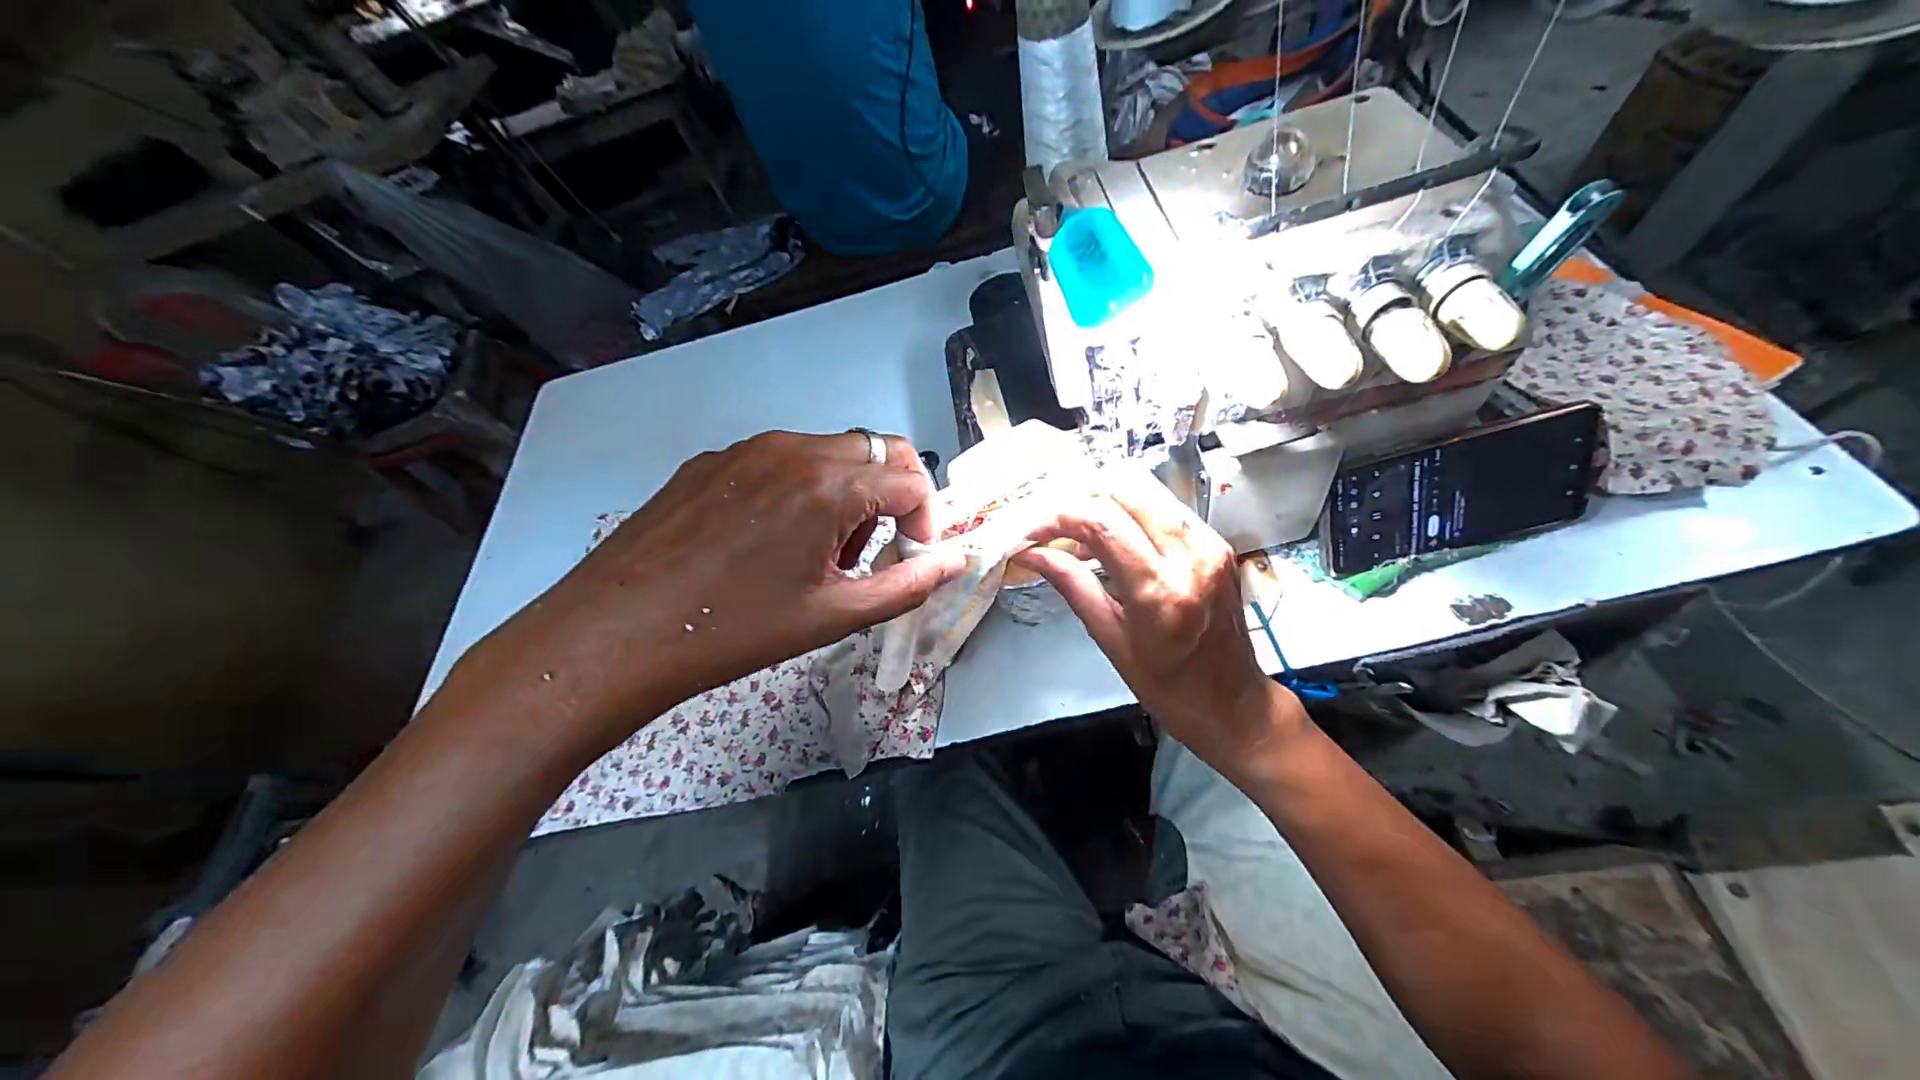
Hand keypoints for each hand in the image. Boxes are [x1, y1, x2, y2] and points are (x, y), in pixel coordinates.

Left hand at [451, 430, 964, 754]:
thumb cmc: (736, 630)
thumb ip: (907, 584)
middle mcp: (793, 449)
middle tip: (864, 553)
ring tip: (812, 552)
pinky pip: (778, 460)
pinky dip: (797, 489)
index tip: (908, 558)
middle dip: (889, 498)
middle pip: (875, 452)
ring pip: (827, 452)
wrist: (618, 633)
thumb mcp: (833, 616)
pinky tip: (762, 542)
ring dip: (845, 492)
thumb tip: (956, 560)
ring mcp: (746, 449)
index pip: (911, 480)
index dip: (925, 521)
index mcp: (830, 484)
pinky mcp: (710, 460)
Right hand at [1014, 472, 1307, 775]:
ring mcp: (1210, 546)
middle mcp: (1191, 557)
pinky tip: (1114, 539)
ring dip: (1105, 503)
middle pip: (1125, 491)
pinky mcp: (1218, 544)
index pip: (1101, 523)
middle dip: (1080, 500)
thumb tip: (1033, 555)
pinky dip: (1132, 513)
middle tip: (1053, 527)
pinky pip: (1166, 508)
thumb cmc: (1169, 687)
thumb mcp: (1110, 640)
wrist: (1234, 703)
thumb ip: (1073, 586)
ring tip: (1079, 535)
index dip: (1058, 518)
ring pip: (1147, 491)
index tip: (1034, 532)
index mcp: (1160, 592)